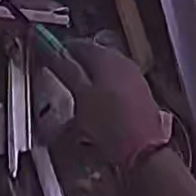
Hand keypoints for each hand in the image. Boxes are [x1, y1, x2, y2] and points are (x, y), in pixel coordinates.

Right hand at [65, 40, 166, 167]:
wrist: (145, 151)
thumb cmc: (108, 122)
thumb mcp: (81, 96)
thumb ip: (67, 70)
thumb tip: (54, 51)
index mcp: (104, 56)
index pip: (78, 43)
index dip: (62, 50)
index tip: (51, 61)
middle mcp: (120, 58)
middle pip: (93, 54)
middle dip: (78, 64)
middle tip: (64, 80)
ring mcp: (133, 73)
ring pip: (106, 67)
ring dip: (92, 76)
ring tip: (81, 95)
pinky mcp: (141, 90)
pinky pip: (117, 80)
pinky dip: (105, 86)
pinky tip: (101, 104)